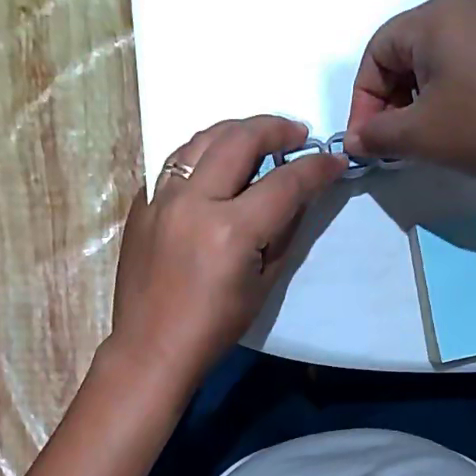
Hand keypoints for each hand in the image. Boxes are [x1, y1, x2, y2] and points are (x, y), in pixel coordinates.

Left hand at [106, 115, 344, 387]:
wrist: (152, 347)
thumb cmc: (215, 327)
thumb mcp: (264, 283)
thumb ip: (285, 231)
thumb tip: (300, 193)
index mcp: (230, 230)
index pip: (284, 181)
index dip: (316, 167)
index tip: (333, 161)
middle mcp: (193, 202)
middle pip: (239, 139)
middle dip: (274, 128)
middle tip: (295, 134)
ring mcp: (161, 199)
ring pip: (200, 140)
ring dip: (235, 132)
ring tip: (256, 139)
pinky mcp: (142, 205)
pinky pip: (173, 162)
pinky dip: (201, 154)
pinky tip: (215, 166)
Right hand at [344, 0, 475, 188]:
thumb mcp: (420, 135)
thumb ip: (377, 135)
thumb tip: (355, 139)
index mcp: (434, 16)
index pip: (375, 53)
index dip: (362, 101)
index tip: (367, 142)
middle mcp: (465, 9)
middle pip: (405, 55)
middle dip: (390, 104)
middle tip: (395, 146)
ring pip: (436, 65)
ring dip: (419, 105)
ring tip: (427, 143)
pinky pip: (468, 69)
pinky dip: (451, 99)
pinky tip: (463, 131)